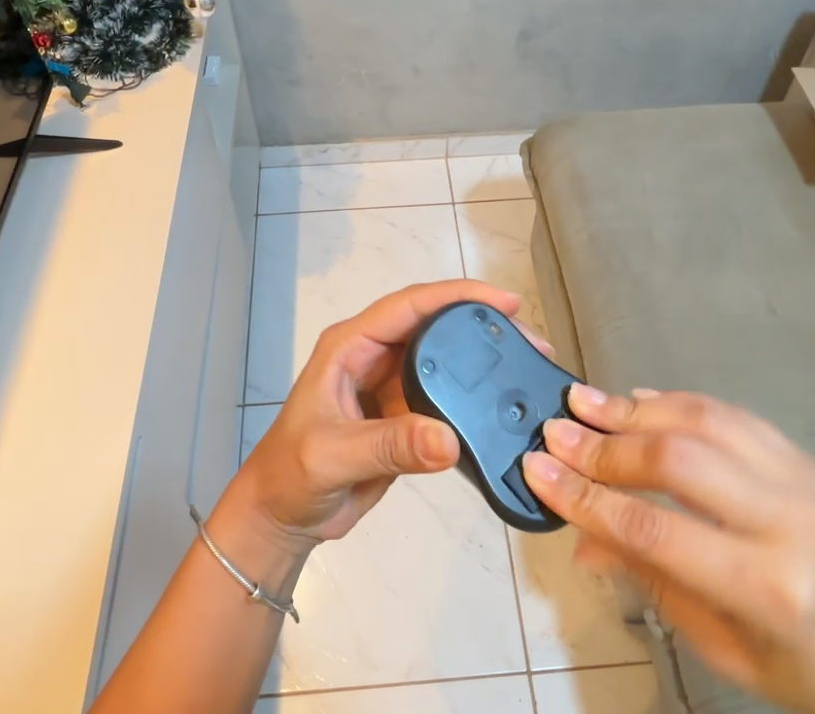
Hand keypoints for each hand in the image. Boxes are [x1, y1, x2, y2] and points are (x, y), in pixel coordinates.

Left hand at [216, 280, 542, 562]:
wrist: (282, 517)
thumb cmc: (291, 475)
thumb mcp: (333, 455)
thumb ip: (389, 445)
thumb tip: (450, 440)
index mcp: (351, 346)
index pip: (409, 307)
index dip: (457, 297)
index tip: (506, 303)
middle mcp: (374, 357)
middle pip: (435, 328)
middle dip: (481, 327)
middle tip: (532, 341)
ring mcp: (391, 388)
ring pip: (445, 364)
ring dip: (483, 365)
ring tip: (529, 369)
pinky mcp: (404, 418)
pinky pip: (445, 401)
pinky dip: (474, 402)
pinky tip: (503, 408)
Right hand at [524, 388, 814, 713]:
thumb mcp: (727, 651)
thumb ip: (654, 584)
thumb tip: (584, 542)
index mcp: (767, 589)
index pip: (652, 530)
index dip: (585, 499)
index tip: (537, 469)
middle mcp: (787, 522)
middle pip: (676, 460)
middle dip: (605, 446)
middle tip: (554, 432)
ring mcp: (804, 483)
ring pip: (705, 422)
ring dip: (636, 410)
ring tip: (585, 401)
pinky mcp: (809, 462)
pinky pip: (735, 417)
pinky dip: (680, 402)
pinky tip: (642, 400)